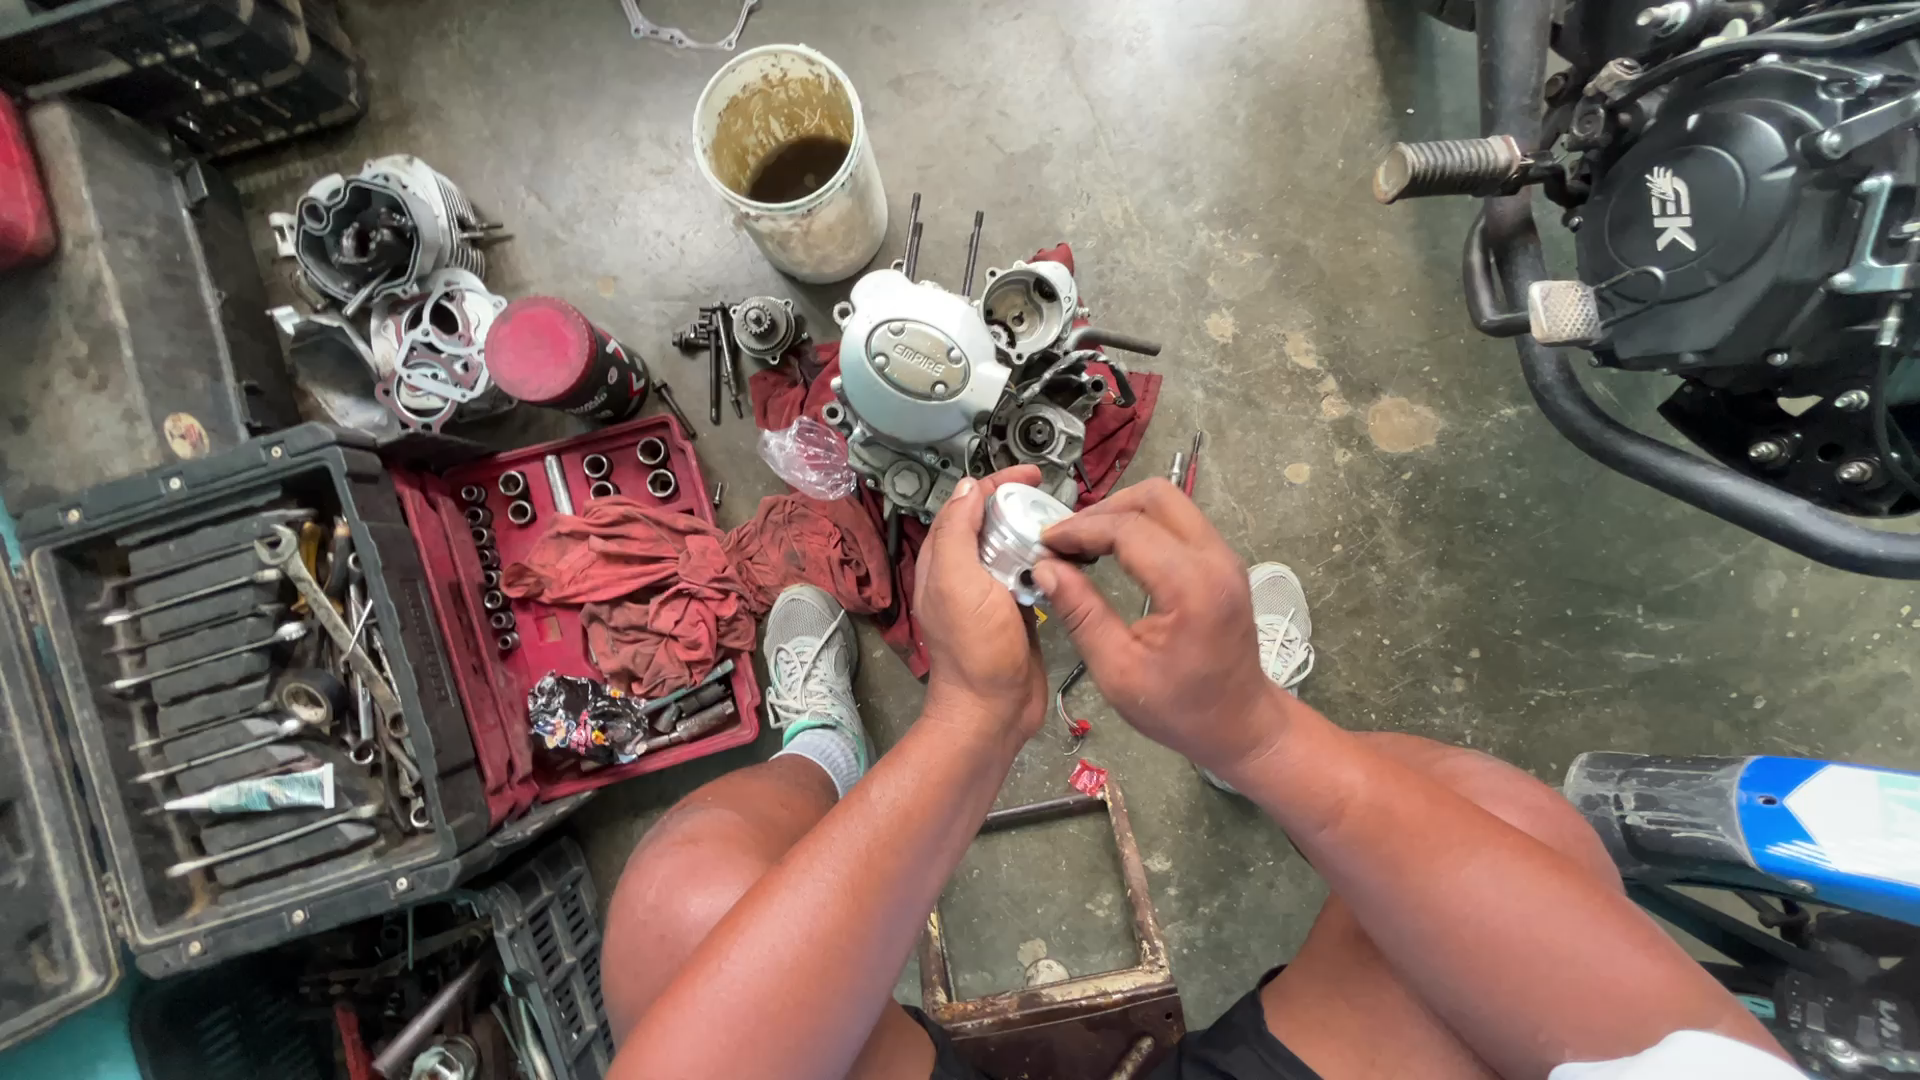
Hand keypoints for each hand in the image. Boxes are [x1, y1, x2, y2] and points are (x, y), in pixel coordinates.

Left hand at [913, 466, 1048, 740]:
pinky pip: (1032, 575)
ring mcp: (992, 593)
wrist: (994, 709)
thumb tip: (969, 488)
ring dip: (1037, 532)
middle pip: (992, 523)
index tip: (1030, 474)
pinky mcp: (1017, 610)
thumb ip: (957, 532)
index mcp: (943, 560)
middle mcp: (965, 572)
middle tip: (1055, 498)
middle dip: (1021, 503)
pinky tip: (1070, 558)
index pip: (965, 505)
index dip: (995, 483)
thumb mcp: (957, 582)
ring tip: (1067, 523)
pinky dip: (1048, 562)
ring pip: (1014, 547)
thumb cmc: (974, 648)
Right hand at [1033, 479, 1288, 775]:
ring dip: (1120, 514)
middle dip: (1102, 510)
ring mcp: (1223, 555)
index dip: (1079, 530)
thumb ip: (1081, 613)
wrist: (1241, 724)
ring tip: (1084, 544)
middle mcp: (1215, 558)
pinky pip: (1177, 520)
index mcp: (1192, 586)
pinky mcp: (1221, 560)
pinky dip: (1140, 525)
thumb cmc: (1181, 708)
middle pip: (1154, 496)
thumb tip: (1045, 569)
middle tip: (1066, 540)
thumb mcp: (1118, 671)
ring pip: (1167, 502)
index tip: (1043, 543)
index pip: (1128, 529)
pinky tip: (1112, 551)